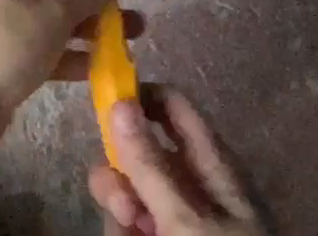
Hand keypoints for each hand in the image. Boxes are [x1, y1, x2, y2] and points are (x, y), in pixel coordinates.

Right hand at [89, 90, 262, 235]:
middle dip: (119, 173)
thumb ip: (150, 165)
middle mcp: (191, 187)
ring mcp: (175, 219)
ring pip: (125, 189)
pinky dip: (122, 233)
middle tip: (124, 206)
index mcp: (212, 167)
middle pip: (136, 149)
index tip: (105, 104)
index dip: (139, 95)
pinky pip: (125, 224)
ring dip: (118, 209)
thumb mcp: (188, 223)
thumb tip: (118, 100)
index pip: (172, 107)